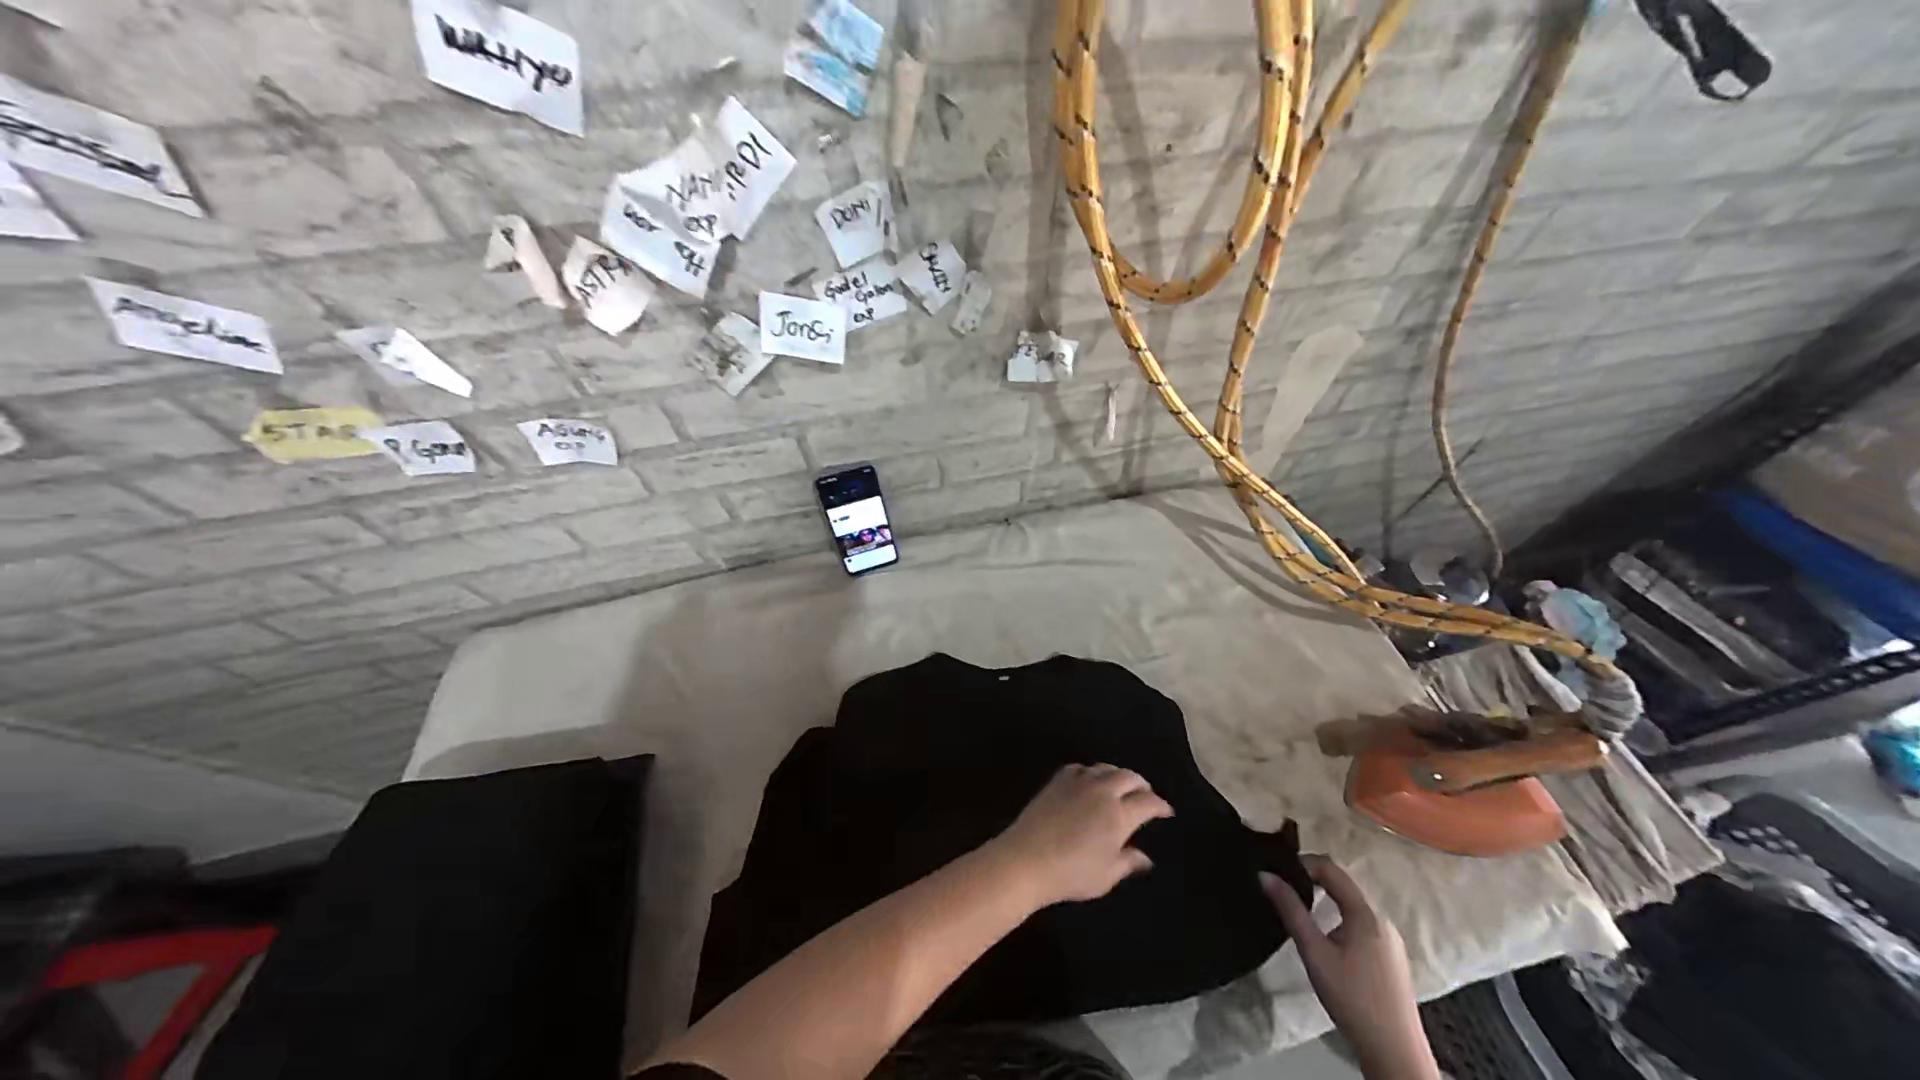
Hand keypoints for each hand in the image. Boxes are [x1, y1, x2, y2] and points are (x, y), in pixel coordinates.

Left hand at [990, 764, 1173, 907]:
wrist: (1027, 858)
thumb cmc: (1071, 873)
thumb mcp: (1106, 875)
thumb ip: (1128, 862)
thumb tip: (1145, 857)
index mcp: (1119, 814)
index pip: (1148, 802)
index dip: (1160, 805)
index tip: (1166, 811)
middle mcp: (1102, 791)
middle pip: (1129, 777)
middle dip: (1142, 785)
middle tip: (1146, 795)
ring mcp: (1078, 782)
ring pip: (1105, 768)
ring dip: (1118, 774)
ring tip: (1121, 785)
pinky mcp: (1057, 781)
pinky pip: (1080, 768)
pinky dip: (1092, 772)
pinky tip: (1090, 781)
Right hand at [1262, 857, 1439, 1079]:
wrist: (1394, 1052)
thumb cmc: (1351, 997)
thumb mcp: (1314, 952)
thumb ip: (1290, 910)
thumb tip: (1265, 874)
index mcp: (1366, 913)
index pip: (1331, 868)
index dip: (1302, 863)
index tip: (1277, 873)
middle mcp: (1382, 919)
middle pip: (1343, 885)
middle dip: (1312, 880)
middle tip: (1283, 889)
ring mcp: (1390, 939)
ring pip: (1352, 905)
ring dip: (1325, 900)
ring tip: (1299, 910)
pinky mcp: (1391, 957)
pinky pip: (1361, 923)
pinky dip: (1339, 917)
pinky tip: (1326, 938)